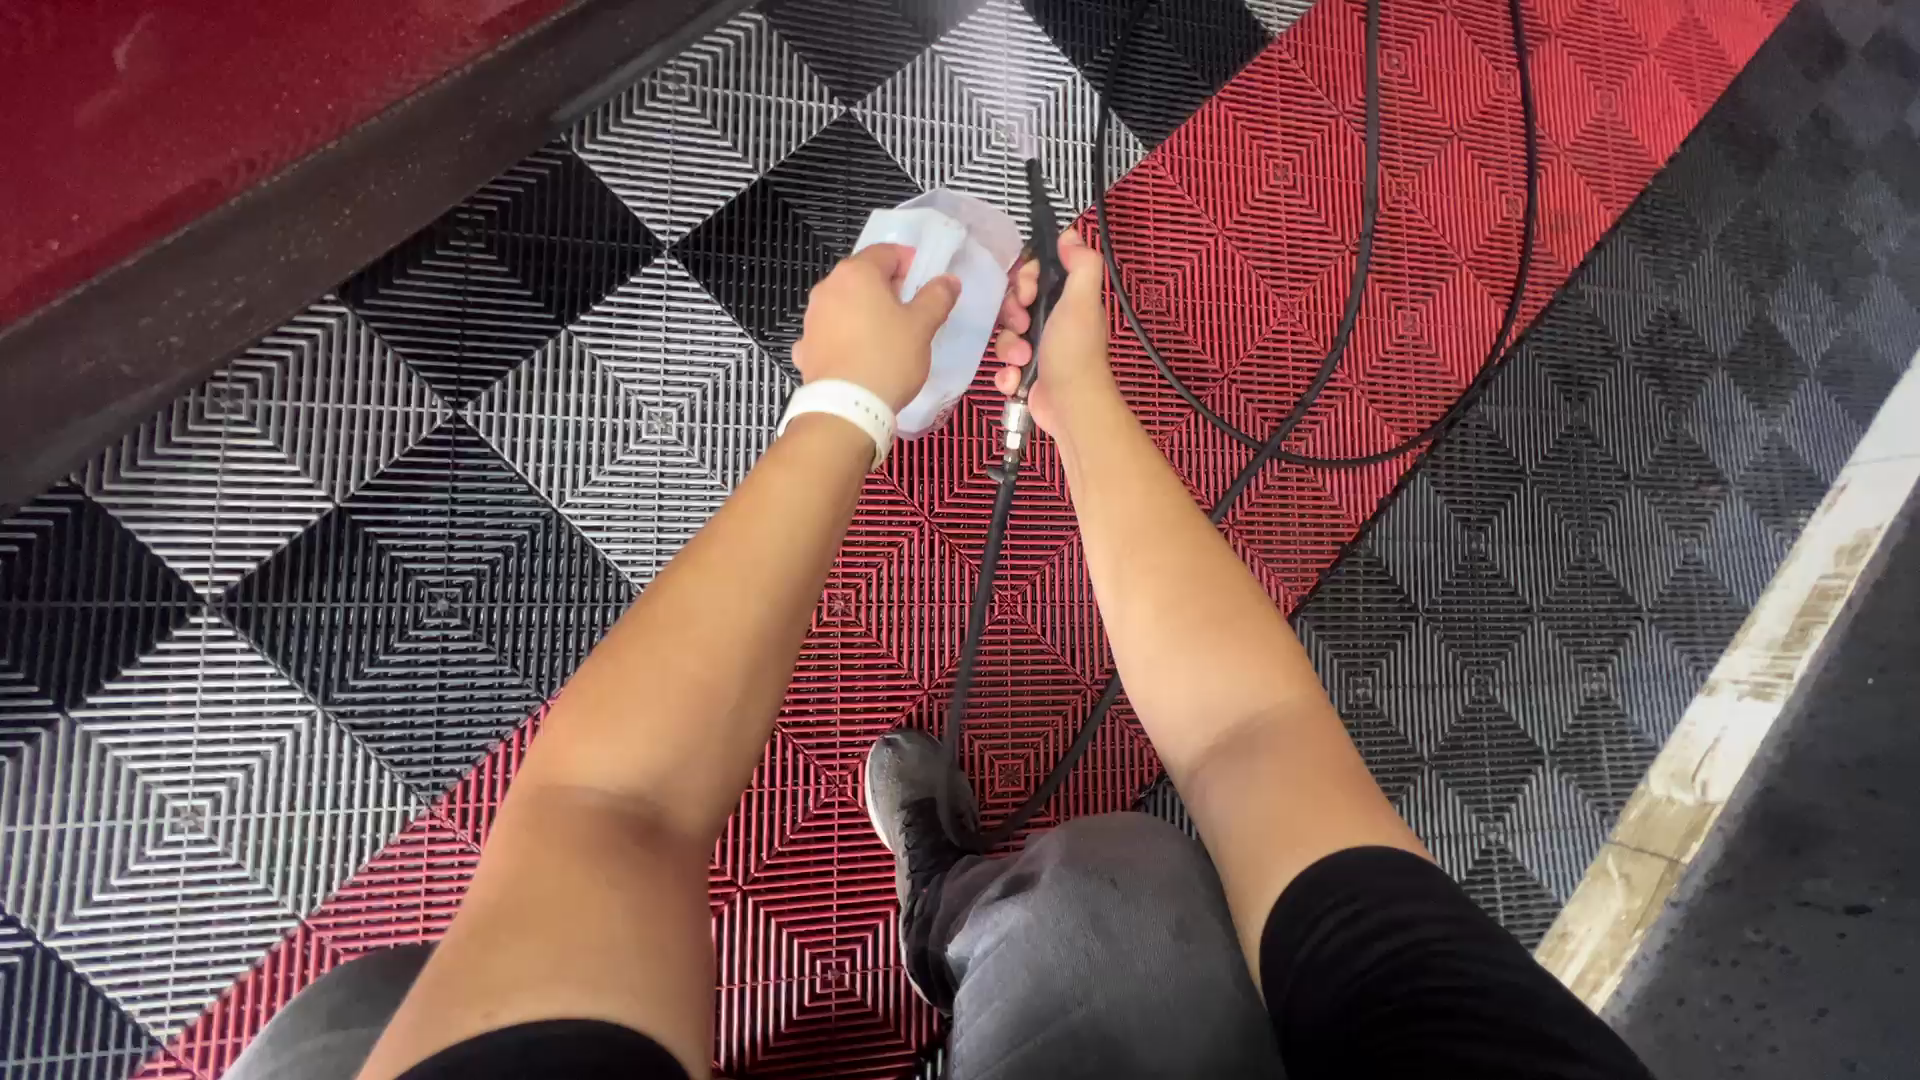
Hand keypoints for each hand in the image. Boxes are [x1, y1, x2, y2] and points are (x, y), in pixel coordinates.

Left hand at [793, 244, 960, 412]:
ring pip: (843, 305)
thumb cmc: (888, 359)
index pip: (886, 253)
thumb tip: (948, 280)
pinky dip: (842, 338)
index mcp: (857, 274)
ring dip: (863, 313)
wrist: (847, 408)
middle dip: (886, 289)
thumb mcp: (922, 327)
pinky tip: (855, 356)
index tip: (924, 284)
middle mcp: (827, 288)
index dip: (909, 264)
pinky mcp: (805, 347)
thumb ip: (936, 297)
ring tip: (883, 338)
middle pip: (862, 277)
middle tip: (908, 313)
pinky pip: (829, 333)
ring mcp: (812, 318)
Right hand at [992, 228, 1119, 435]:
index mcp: (1067, 300)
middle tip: (1024, 327)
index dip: (1023, 280)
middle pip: (1013, 304)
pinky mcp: (1024, 374)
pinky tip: (1016, 379)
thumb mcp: (1083, 300)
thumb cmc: (1076, 353)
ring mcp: (1037, 349)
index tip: (1028, 292)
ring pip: (1004, 336)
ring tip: (1023, 360)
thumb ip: (1081, 264)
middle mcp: (1052, 321)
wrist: (1070, 405)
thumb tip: (1071, 235)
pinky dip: (1006, 374)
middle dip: (1011, 316)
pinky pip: (1003, 365)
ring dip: (1009, 348)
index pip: (1033, 276)